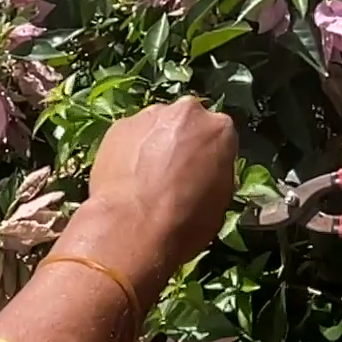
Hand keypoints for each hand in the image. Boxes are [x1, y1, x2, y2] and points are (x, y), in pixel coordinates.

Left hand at [60, 98, 237, 291]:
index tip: (202, 172)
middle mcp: (187, 111)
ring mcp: (151, 115)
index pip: (219, 134)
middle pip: (188, 121)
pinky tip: (126, 177)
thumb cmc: (183, 223)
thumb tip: (206, 171)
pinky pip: (131, 134)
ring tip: (146, 177)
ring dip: (156, 142)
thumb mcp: (221, 202)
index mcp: (219, 127)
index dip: (210, 155)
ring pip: (158, 124)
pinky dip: (130, 149)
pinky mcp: (121, 124)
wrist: (132, 230)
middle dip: (183, 140)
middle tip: (173, 171)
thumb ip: (217, 171)